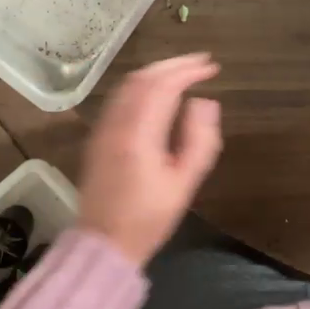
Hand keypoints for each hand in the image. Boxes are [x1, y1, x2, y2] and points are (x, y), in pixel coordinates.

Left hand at [76, 53, 222, 267]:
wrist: (102, 246)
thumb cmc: (148, 219)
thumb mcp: (184, 185)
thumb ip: (199, 141)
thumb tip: (205, 103)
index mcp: (139, 134)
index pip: (164, 86)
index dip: (189, 71)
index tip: (212, 68)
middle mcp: (117, 123)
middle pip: (144, 77)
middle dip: (174, 64)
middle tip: (201, 62)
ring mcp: (103, 128)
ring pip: (129, 84)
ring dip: (157, 71)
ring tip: (183, 71)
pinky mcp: (97, 136)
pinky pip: (119, 96)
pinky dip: (141, 83)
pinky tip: (157, 91)